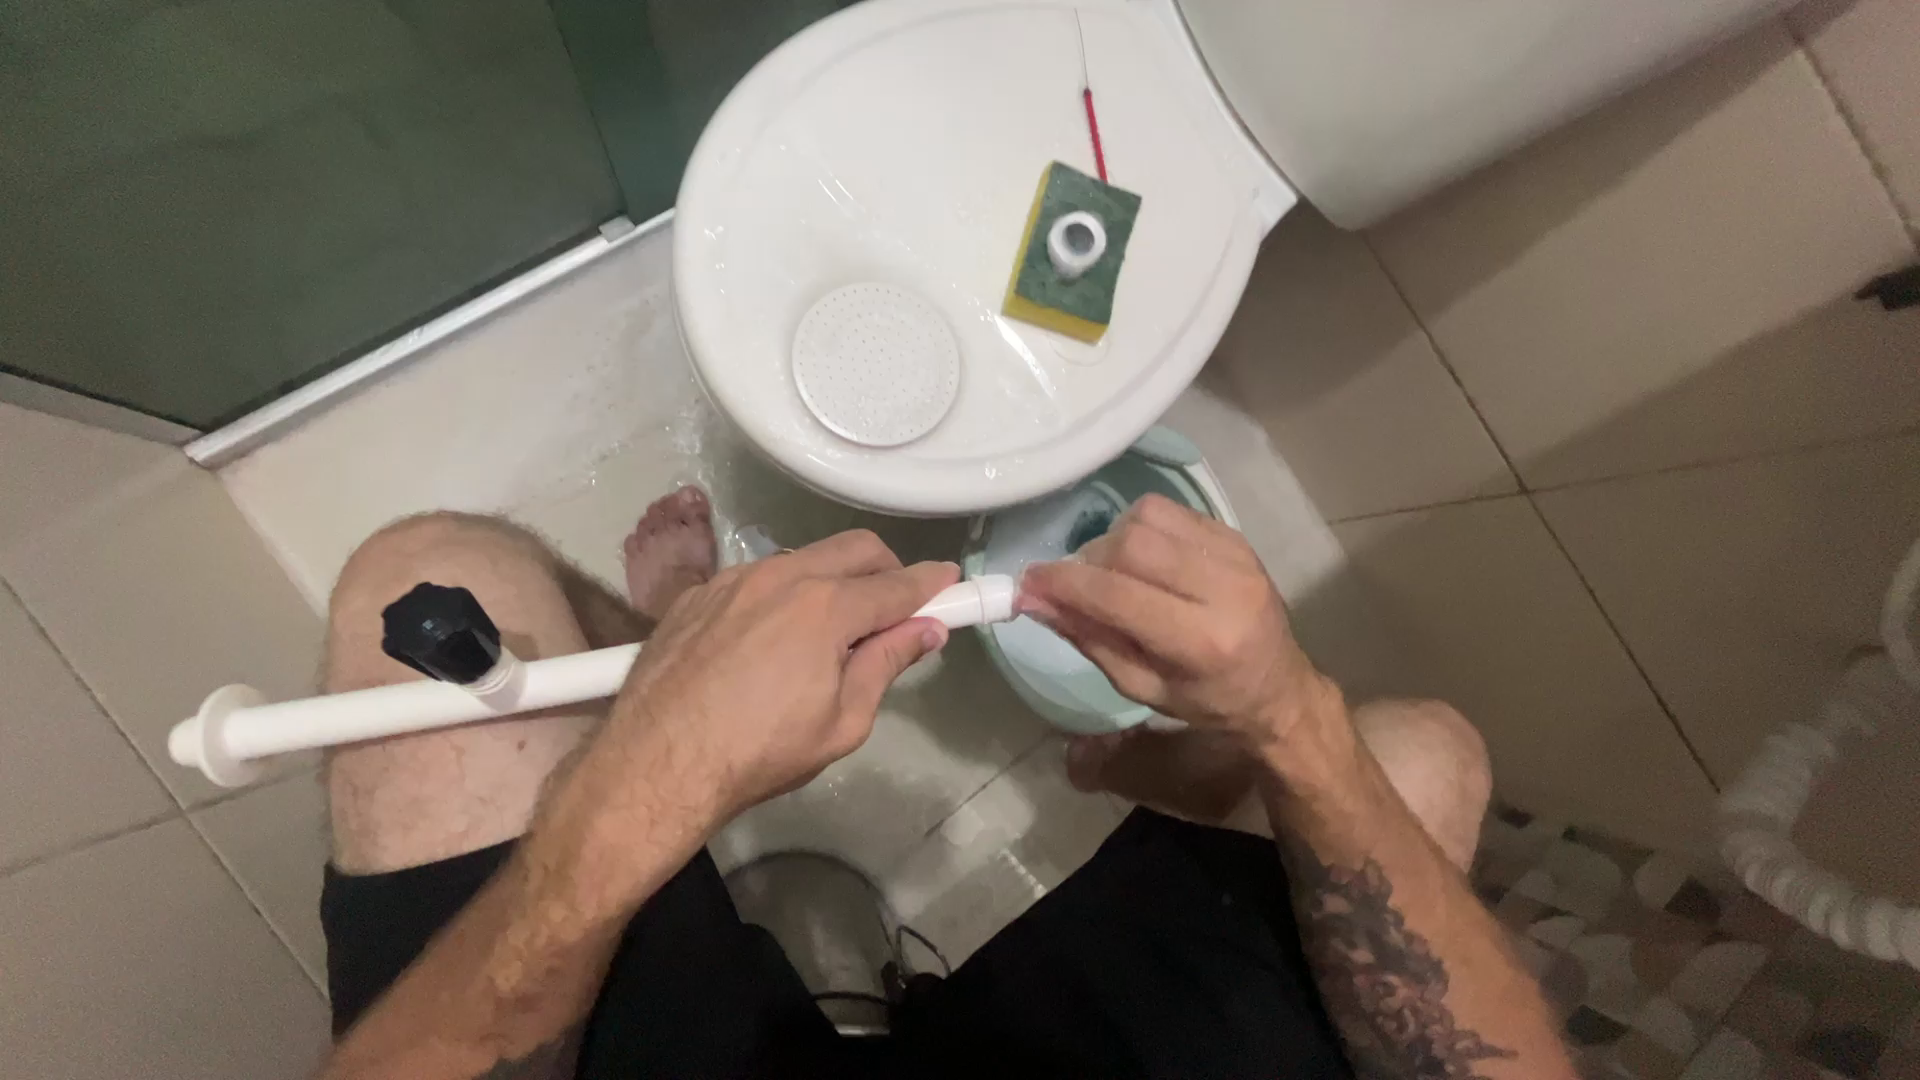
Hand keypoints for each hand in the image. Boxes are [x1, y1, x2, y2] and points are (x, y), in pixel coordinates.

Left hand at [592, 530, 958, 826]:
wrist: (654, 765)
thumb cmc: (759, 753)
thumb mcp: (843, 721)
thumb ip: (887, 663)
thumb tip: (928, 630)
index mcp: (827, 608)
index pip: (899, 585)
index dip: (933, 584)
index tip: (953, 583)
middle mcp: (784, 576)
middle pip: (858, 548)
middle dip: (889, 569)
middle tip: (896, 608)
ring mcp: (736, 578)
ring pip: (806, 558)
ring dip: (835, 580)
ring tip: (829, 631)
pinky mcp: (700, 592)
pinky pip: (759, 577)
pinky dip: (785, 594)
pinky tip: (772, 637)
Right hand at [1019, 494, 1332, 753]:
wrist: (1278, 687)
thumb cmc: (1206, 700)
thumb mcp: (1140, 686)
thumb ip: (1087, 637)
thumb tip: (1033, 599)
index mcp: (1203, 642)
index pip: (1118, 596)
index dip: (1065, 583)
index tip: (1029, 583)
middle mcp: (1225, 588)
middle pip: (1131, 544)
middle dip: (1090, 560)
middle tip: (1080, 584)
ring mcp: (1236, 554)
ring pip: (1146, 517)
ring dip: (1114, 540)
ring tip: (1116, 572)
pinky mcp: (1235, 534)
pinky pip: (1168, 510)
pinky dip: (1140, 529)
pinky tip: (1145, 559)